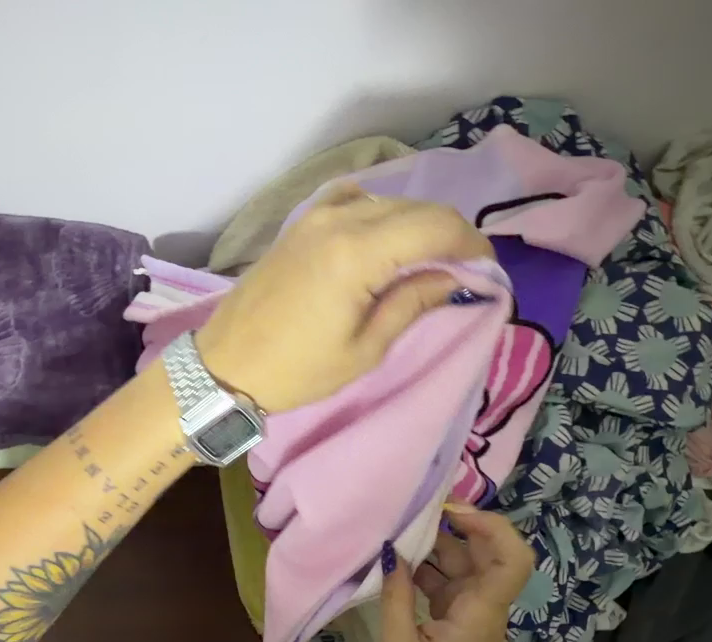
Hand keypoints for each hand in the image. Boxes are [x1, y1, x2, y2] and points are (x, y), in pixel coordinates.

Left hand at [195, 187, 493, 411]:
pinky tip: (384, 238)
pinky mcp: (299, 224)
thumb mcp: (364, 350)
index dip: (471, 244)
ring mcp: (315, 216)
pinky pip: (352, 201)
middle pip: (416, 208)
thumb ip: (412, 304)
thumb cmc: (296, 371)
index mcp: (358, 253)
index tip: (486, 269)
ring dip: (415, 224)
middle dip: (448, 234)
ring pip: (386, 202)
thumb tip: (453, 278)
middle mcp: (338, 221)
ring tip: (427, 261)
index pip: (436, 226)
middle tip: (462, 269)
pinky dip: (378, 213)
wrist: (225, 366)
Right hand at [378, 505, 534, 641]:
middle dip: (455, 525)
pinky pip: (449, 579)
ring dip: (436, 544)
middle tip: (415, 513)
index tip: (453, 514)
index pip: (512, 558)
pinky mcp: (461, 614)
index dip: (492, 527)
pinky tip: (398, 561)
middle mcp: (485, 602)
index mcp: (481, 610)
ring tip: (398, 532)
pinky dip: (427, 566)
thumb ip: (395, 599)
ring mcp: (474, 607)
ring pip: (465, 561)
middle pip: (486, 550)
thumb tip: (389, 554)